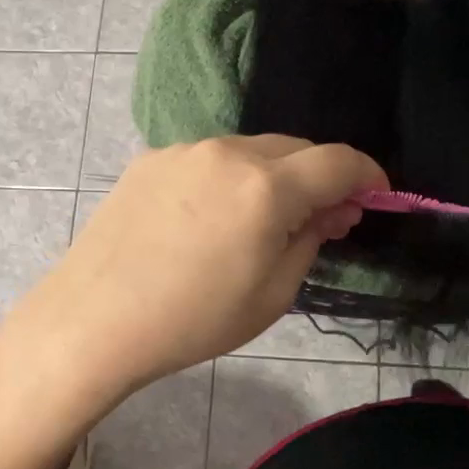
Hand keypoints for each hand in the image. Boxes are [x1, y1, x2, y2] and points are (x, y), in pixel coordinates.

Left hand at [14, 135, 385, 390]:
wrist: (92, 319)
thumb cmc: (192, 320)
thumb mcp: (271, 294)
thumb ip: (312, 239)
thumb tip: (334, 209)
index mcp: (266, 187)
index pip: (339, 161)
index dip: (368, 175)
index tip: (376, 197)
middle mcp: (229, 152)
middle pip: (296, 148)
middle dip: (321, 177)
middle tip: (324, 219)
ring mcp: (185, 150)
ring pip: (251, 150)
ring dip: (274, 176)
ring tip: (262, 222)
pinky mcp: (151, 159)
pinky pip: (210, 159)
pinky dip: (229, 179)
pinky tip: (210, 220)